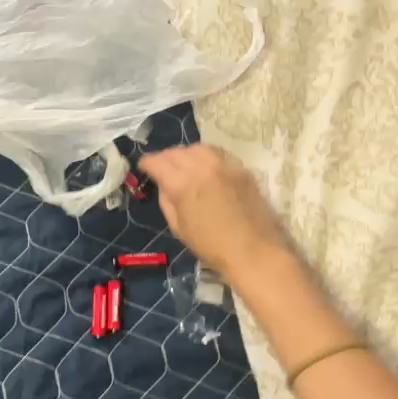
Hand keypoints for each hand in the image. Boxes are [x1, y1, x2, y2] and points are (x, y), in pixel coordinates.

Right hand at [138, 145, 289, 277]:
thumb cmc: (211, 246)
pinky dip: (205, 155)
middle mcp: (202, 167)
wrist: (254, 251)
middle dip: (164, 158)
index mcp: (182, 184)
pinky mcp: (241, 168)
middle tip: (161, 167)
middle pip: (176, 152)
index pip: (157, 162)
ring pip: (197, 148)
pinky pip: (217, 153)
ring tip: (182, 164)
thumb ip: (167, 200)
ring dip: (185, 153)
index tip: (143, 168)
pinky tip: (204, 166)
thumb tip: (164, 185)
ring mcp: (224, 165)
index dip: (146, 163)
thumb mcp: (178, 227)